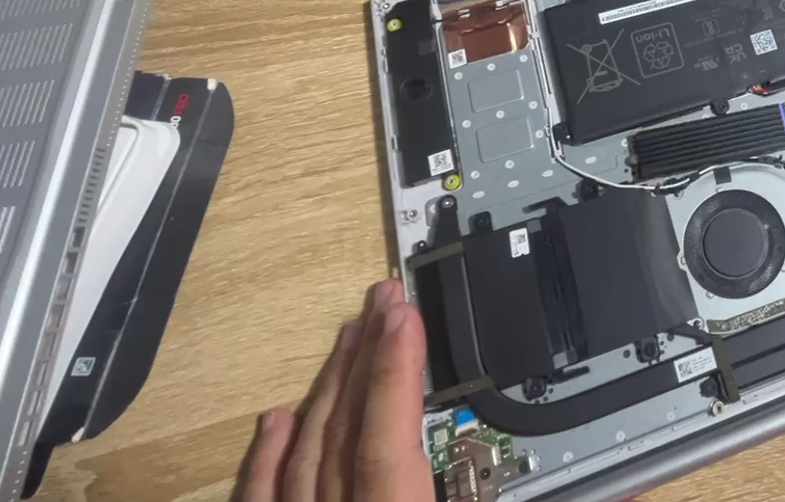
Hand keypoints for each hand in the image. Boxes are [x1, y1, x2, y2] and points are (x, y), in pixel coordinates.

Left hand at [237, 279, 431, 501]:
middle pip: (345, 434)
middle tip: (387, 301)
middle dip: (370, 359)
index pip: (384, 447)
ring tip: (352, 332)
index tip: (403, 317)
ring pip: (306, 454)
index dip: (393, 377)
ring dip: (330, 388)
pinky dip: (266, 458)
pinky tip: (275, 418)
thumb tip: (519, 484)